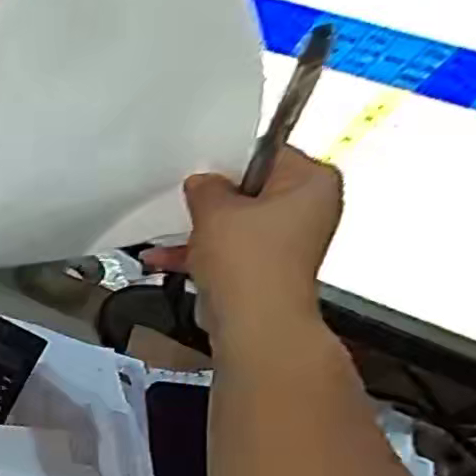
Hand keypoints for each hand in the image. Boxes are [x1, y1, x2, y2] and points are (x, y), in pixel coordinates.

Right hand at [141, 147, 343, 345]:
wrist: (254, 319)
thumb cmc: (245, 258)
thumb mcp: (215, 212)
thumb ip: (205, 188)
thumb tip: (201, 182)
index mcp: (312, 181)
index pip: (269, 156)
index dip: (229, 163)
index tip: (199, 176)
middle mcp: (310, 207)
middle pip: (251, 193)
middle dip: (210, 204)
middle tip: (182, 206)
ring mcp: (290, 240)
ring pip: (237, 225)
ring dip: (198, 232)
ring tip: (163, 238)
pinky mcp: (269, 267)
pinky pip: (232, 250)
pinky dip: (202, 253)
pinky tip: (165, 259)